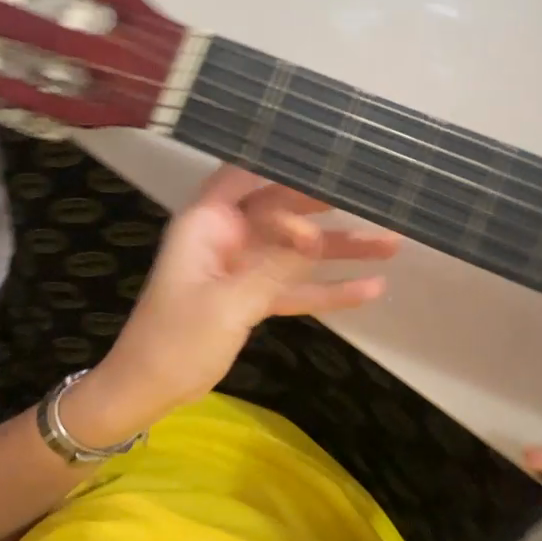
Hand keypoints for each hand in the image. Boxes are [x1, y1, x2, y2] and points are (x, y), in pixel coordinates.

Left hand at [83, 165, 399, 422]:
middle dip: (325, 202)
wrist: (148, 389)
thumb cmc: (177, 339)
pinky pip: (294, 285)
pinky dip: (327, 288)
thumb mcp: (229, 302)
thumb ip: (274, 266)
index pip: (246, 173)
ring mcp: (239, 267)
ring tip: (393, 241)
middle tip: (377, 192)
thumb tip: (314, 232)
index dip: (284, 160)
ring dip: (339, 247)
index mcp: (207, 222)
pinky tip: (371, 288)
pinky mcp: (250, 297)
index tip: (330, 151)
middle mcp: (225, 235)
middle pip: (281, 207)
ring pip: (295, 248)